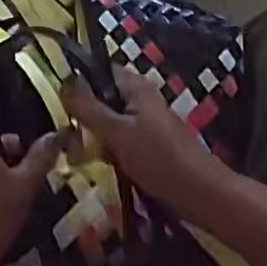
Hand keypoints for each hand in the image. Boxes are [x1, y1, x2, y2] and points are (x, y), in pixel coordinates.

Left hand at [0, 132, 60, 265]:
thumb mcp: (26, 184)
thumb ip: (41, 159)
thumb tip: (55, 135)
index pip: (12, 140)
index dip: (31, 154)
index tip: (43, 171)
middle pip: (4, 162)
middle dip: (21, 176)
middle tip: (34, 192)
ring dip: (11, 194)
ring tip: (23, 209)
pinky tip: (6, 222)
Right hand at [62, 65, 230, 214]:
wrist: (204, 195)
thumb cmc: (159, 159)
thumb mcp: (117, 133)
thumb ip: (88, 107)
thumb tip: (62, 82)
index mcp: (134, 84)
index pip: (98, 70)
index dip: (79, 84)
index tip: (65, 106)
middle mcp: (140, 96)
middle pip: (103, 96)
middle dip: (88, 116)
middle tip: (75, 138)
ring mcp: (147, 119)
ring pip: (111, 120)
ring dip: (99, 136)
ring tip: (89, 154)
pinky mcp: (151, 141)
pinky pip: (123, 137)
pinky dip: (113, 148)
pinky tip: (109, 164)